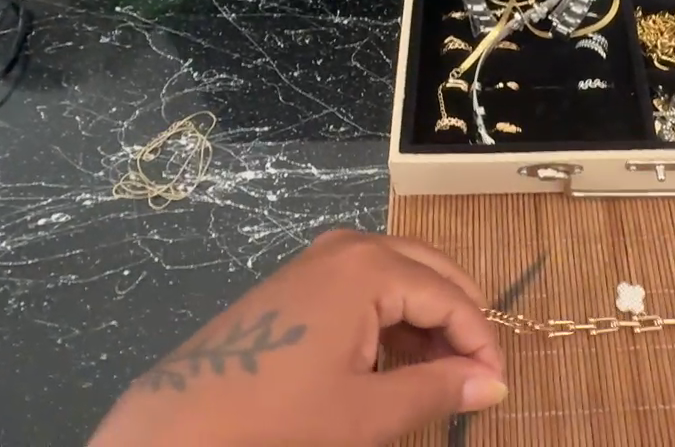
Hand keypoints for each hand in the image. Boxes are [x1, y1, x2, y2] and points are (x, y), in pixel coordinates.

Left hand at [89, 230, 505, 446]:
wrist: (178, 428)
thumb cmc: (279, 420)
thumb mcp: (366, 415)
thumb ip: (437, 392)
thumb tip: (494, 385)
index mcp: (369, 266)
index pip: (449, 295)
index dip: (480, 341)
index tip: (497, 387)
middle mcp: (350, 245)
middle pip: (430, 270)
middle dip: (459, 319)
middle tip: (477, 374)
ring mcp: (322, 257)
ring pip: (400, 274)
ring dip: (427, 319)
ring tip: (440, 373)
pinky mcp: (303, 277)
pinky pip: (367, 284)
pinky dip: (393, 317)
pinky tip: (396, 360)